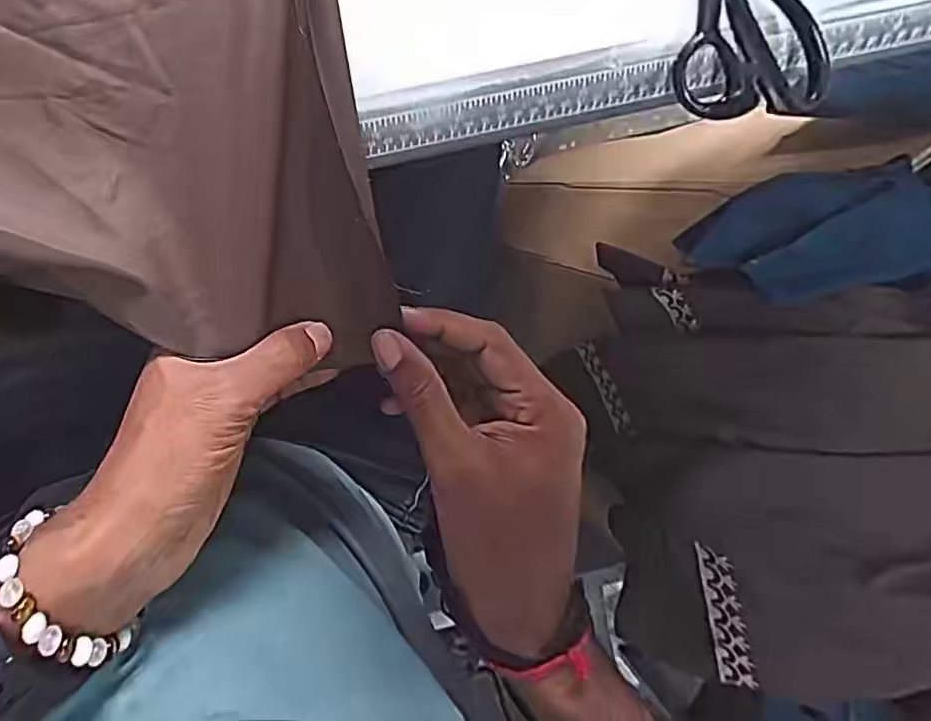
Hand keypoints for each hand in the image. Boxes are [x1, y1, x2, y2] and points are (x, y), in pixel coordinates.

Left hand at [13, 322, 337, 633]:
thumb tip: (317, 332)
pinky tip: (313, 377)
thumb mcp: (224, 399)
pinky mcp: (224, 436)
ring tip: (331, 336)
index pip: (227, 309)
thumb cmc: (164, 466)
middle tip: (325, 305)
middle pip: (246, 340)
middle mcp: (193, 372)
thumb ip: (272, 361)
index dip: (263, 296)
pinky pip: (264, 399)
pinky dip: (289, 388)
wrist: (142, 541)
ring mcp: (209, 405)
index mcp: (179, 350)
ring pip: (257, 370)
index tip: (301, 282)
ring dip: (289, 359)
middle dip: (282, 327)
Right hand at [372, 307, 586, 657]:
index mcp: (545, 406)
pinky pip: (466, 404)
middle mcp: (541, 408)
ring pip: (469, 378)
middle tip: (385, 340)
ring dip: (428, 373)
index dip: (441, 324)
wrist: (517, 611)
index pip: (491, 341)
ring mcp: (523, 426)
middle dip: (430, 347)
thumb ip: (420, 392)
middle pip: (480, 356)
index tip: (397, 319)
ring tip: (386, 369)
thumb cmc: (497, 542)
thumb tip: (387, 341)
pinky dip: (434, 399)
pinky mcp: (505, 443)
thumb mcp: (452, 459)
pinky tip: (401, 401)